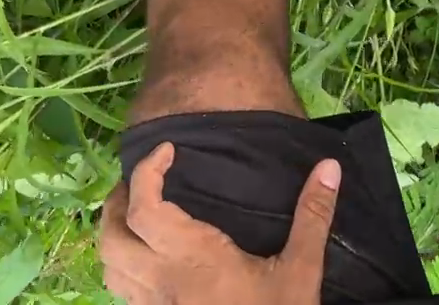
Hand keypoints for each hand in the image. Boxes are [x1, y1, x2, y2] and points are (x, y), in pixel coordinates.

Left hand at [100, 142, 340, 304]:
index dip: (147, 172)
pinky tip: (148, 255)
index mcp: (193, 259)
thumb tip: (330, 165)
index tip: (169, 148)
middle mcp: (162, 283)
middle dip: (119, 199)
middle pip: (110, 237)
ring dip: (114, 231)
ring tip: (139, 208)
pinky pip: (119, 290)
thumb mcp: (301, 271)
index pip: (145, 209)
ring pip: (107, 266)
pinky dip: (122, 261)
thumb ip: (313, 215)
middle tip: (145, 175)